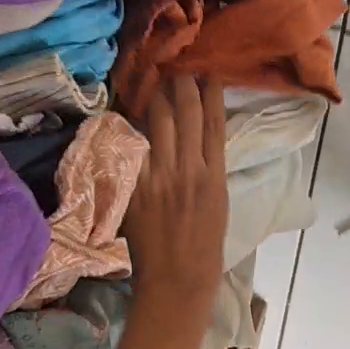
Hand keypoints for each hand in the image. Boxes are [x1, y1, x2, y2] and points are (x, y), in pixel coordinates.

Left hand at [124, 74, 229, 303]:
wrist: (178, 281)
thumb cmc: (204, 249)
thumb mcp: (219, 205)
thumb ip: (209, 172)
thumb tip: (200, 144)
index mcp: (215, 177)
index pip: (214, 122)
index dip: (210, 91)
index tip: (206, 71)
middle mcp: (188, 171)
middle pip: (185, 112)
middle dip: (180, 83)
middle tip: (174, 67)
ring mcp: (159, 178)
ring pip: (157, 121)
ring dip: (156, 96)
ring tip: (153, 81)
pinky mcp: (135, 188)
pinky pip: (132, 147)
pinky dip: (131, 128)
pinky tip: (130, 114)